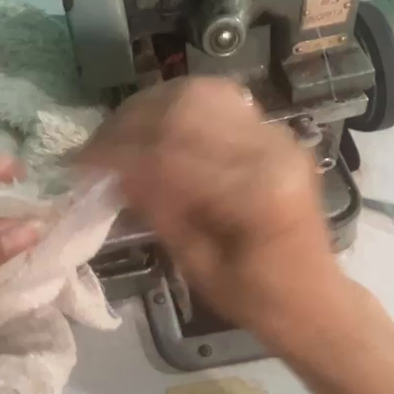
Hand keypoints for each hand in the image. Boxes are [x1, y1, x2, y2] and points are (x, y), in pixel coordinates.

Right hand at [77, 78, 375, 350]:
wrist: (313, 298)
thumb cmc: (255, 297)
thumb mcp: (197, 265)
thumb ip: (159, 210)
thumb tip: (114, 171)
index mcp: (257, 194)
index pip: (171, 155)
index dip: (118, 154)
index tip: (80, 164)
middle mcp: (271, 151)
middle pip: (183, 113)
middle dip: (127, 124)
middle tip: (94, 146)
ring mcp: (276, 135)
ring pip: (198, 94)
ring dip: (149, 107)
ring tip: (118, 130)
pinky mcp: (273, 131)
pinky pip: (219, 98)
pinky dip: (177, 103)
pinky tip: (153, 120)